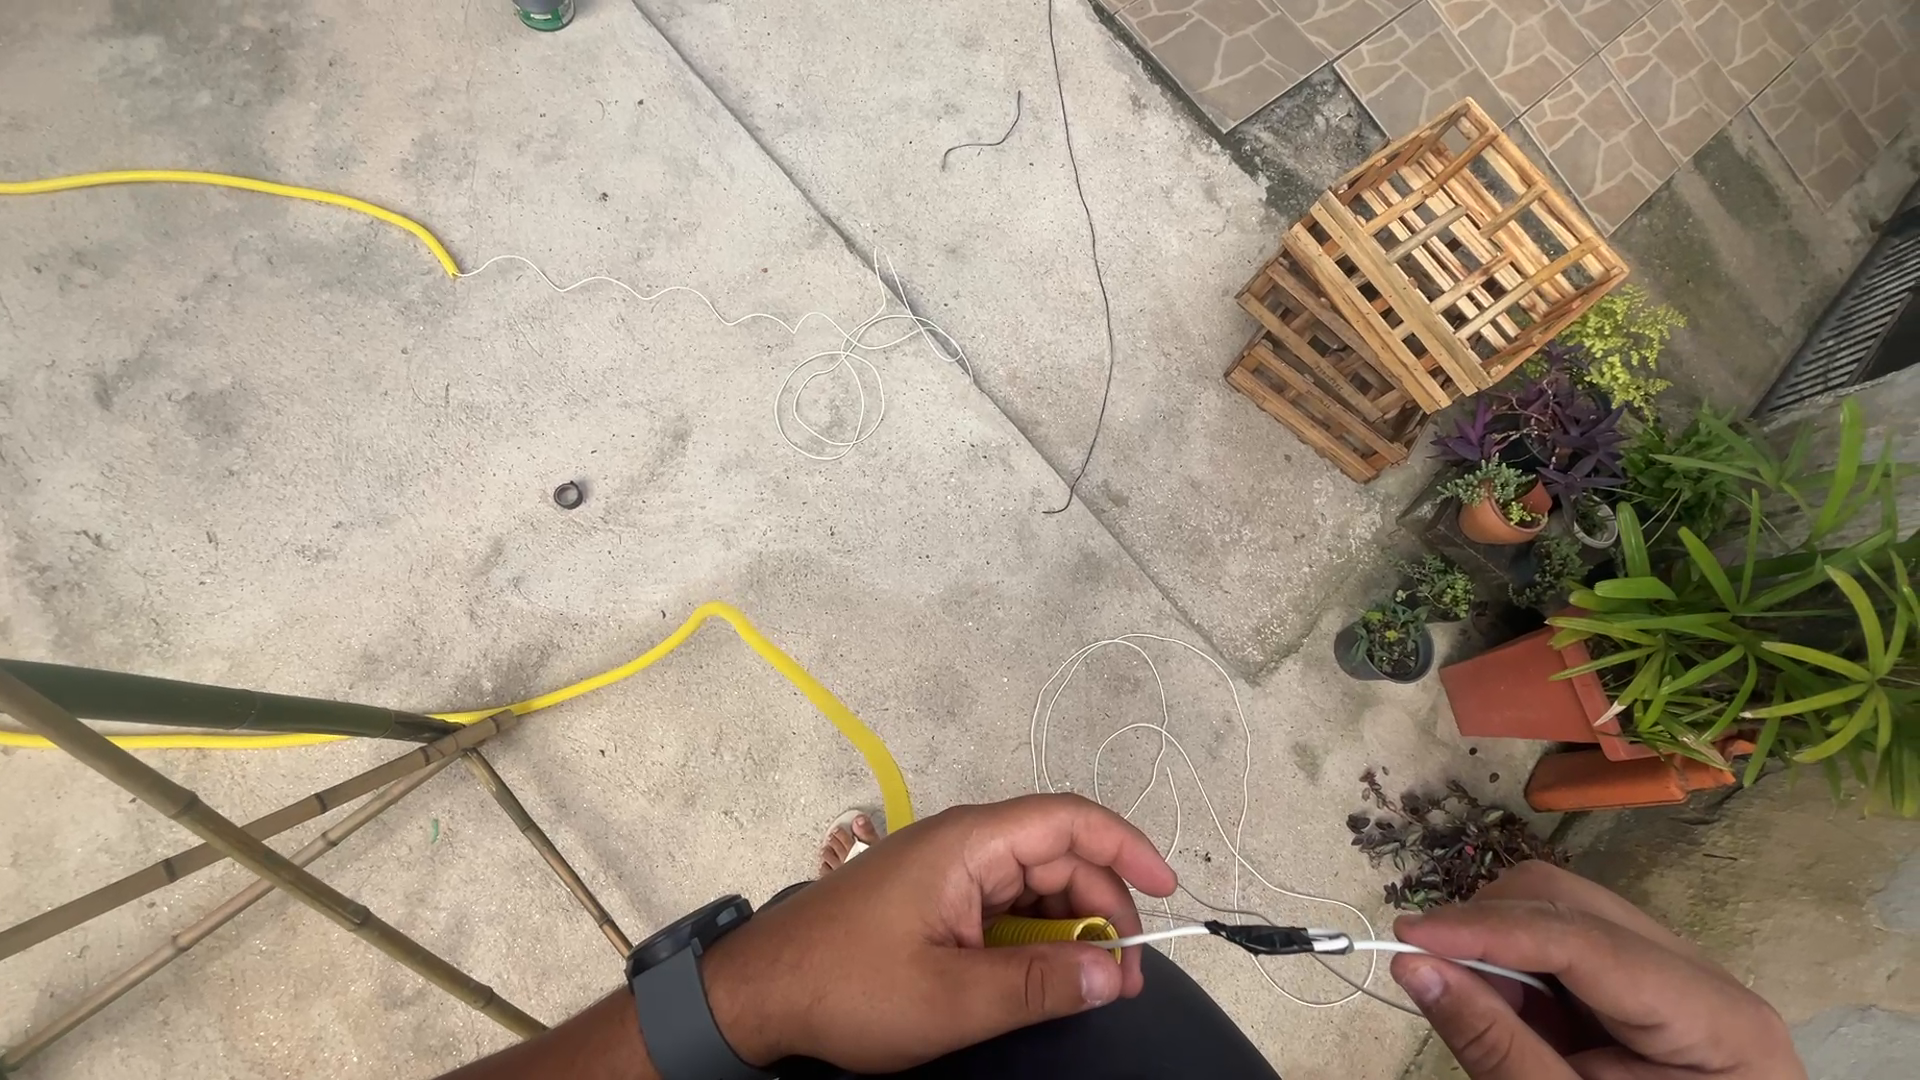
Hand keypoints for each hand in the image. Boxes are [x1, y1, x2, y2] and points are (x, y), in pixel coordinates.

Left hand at [699, 794, 1176, 1072]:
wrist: (764, 990)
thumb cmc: (850, 985)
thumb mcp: (952, 998)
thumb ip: (1039, 983)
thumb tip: (1116, 972)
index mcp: (970, 843)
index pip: (1066, 820)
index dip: (1124, 846)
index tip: (1166, 891)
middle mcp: (965, 843)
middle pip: (1057, 854)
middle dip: (1103, 905)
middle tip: (1127, 975)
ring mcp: (951, 870)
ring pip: (1035, 882)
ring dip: (1073, 925)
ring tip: (1097, 983)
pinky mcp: (939, 898)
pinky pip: (1005, 905)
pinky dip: (1037, 937)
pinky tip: (1049, 975)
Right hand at [1390, 861, 1803, 1078]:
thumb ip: (1496, 1047)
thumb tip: (1410, 964)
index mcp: (1715, 1021)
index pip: (1578, 938)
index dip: (1485, 930)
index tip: (1404, 937)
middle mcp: (1697, 973)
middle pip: (1562, 899)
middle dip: (1484, 925)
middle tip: (1433, 971)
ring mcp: (1666, 968)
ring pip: (1548, 904)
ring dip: (1491, 940)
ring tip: (1480, 1004)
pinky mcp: (1632, 974)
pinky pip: (1548, 931)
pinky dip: (1506, 958)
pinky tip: (1506, 1005)